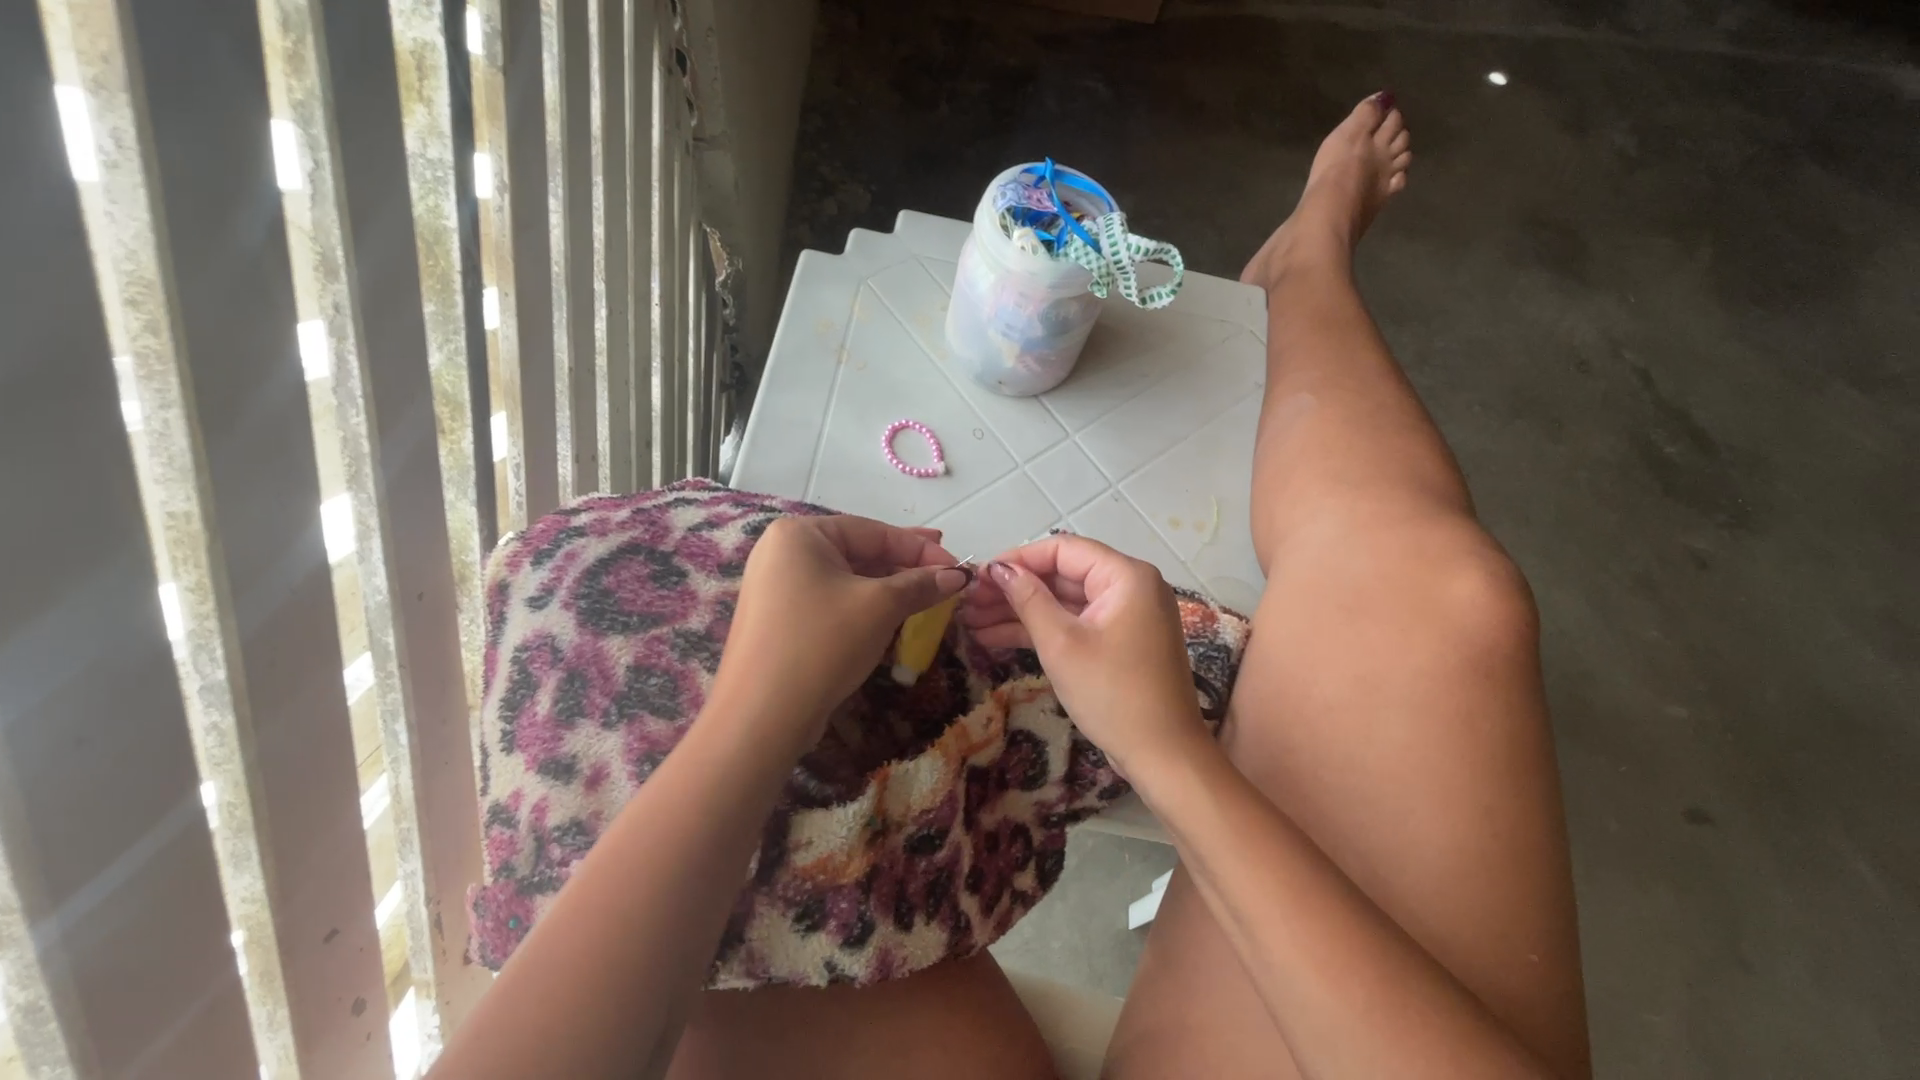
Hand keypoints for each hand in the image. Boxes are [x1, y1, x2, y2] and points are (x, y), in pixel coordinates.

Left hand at [711, 516, 967, 745]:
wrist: (763, 716)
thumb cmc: (822, 644)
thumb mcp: (879, 607)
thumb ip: (921, 585)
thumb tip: (959, 577)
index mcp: (800, 535)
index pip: (873, 531)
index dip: (920, 549)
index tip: (958, 567)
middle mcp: (783, 553)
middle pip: (859, 552)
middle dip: (906, 565)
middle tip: (948, 572)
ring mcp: (777, 588)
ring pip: (847, 580)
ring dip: (889, 587)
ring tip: (928, 594)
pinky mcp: (780, 621)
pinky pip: (832, 602)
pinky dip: (865, 607)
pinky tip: (893, 617)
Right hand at [959, 535, 1208, 777]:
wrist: (1163, 755)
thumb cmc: (1112, 693)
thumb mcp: (1062, 644)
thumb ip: (1028, 599)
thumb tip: (999, 569)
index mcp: (1126, 576)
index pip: (1062, 550)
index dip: (1017, 559)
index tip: (979, 576)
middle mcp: (1130, 587)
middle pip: (1062, 574)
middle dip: (1014, 589)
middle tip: (969, 602)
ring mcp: (1126, 616)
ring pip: (1065, 602)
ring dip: (1021, 612)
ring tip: (972, 622)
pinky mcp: (1119, 642)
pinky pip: (1076, 623)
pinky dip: (1042, 630)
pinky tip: (997, 638)